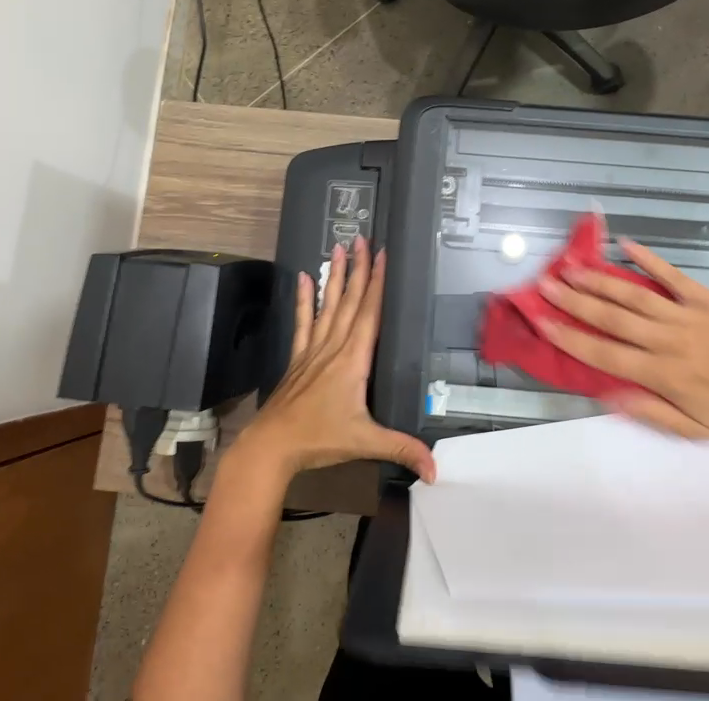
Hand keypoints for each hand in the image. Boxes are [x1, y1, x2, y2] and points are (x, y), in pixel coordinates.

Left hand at [235, 238, 435, 481]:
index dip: (377, 283)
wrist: (271, 446)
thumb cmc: (319, 439)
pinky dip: (304, 300)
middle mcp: (334, 348)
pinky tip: (302, 278)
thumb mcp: (365, 443)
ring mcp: (313, 351)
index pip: (369, 314)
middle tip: (363, 238)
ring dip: (335, 277)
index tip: (382, 255)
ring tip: (339, 248)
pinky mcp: (298, 359)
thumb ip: (402, 449)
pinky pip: (303, 323)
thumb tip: (437, 469)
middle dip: (359, 270)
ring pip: (328, 306)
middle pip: (350, 302)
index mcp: (353, 361)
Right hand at [537, 238, 708, 441]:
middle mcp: (667, 341)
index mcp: (662, 376)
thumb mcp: (697, 431)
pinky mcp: (706, 299)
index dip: (570, 338)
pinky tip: (625, 246)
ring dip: (600, 281)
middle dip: (574, 302)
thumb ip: (653, 413)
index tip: (542, 322)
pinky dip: (648, 259)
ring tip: (571, 268)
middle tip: (545, 285)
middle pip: (611, 318)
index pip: (604, 354)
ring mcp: (686, 315)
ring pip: (634, 295)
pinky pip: (672, 276)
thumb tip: (609, 396)